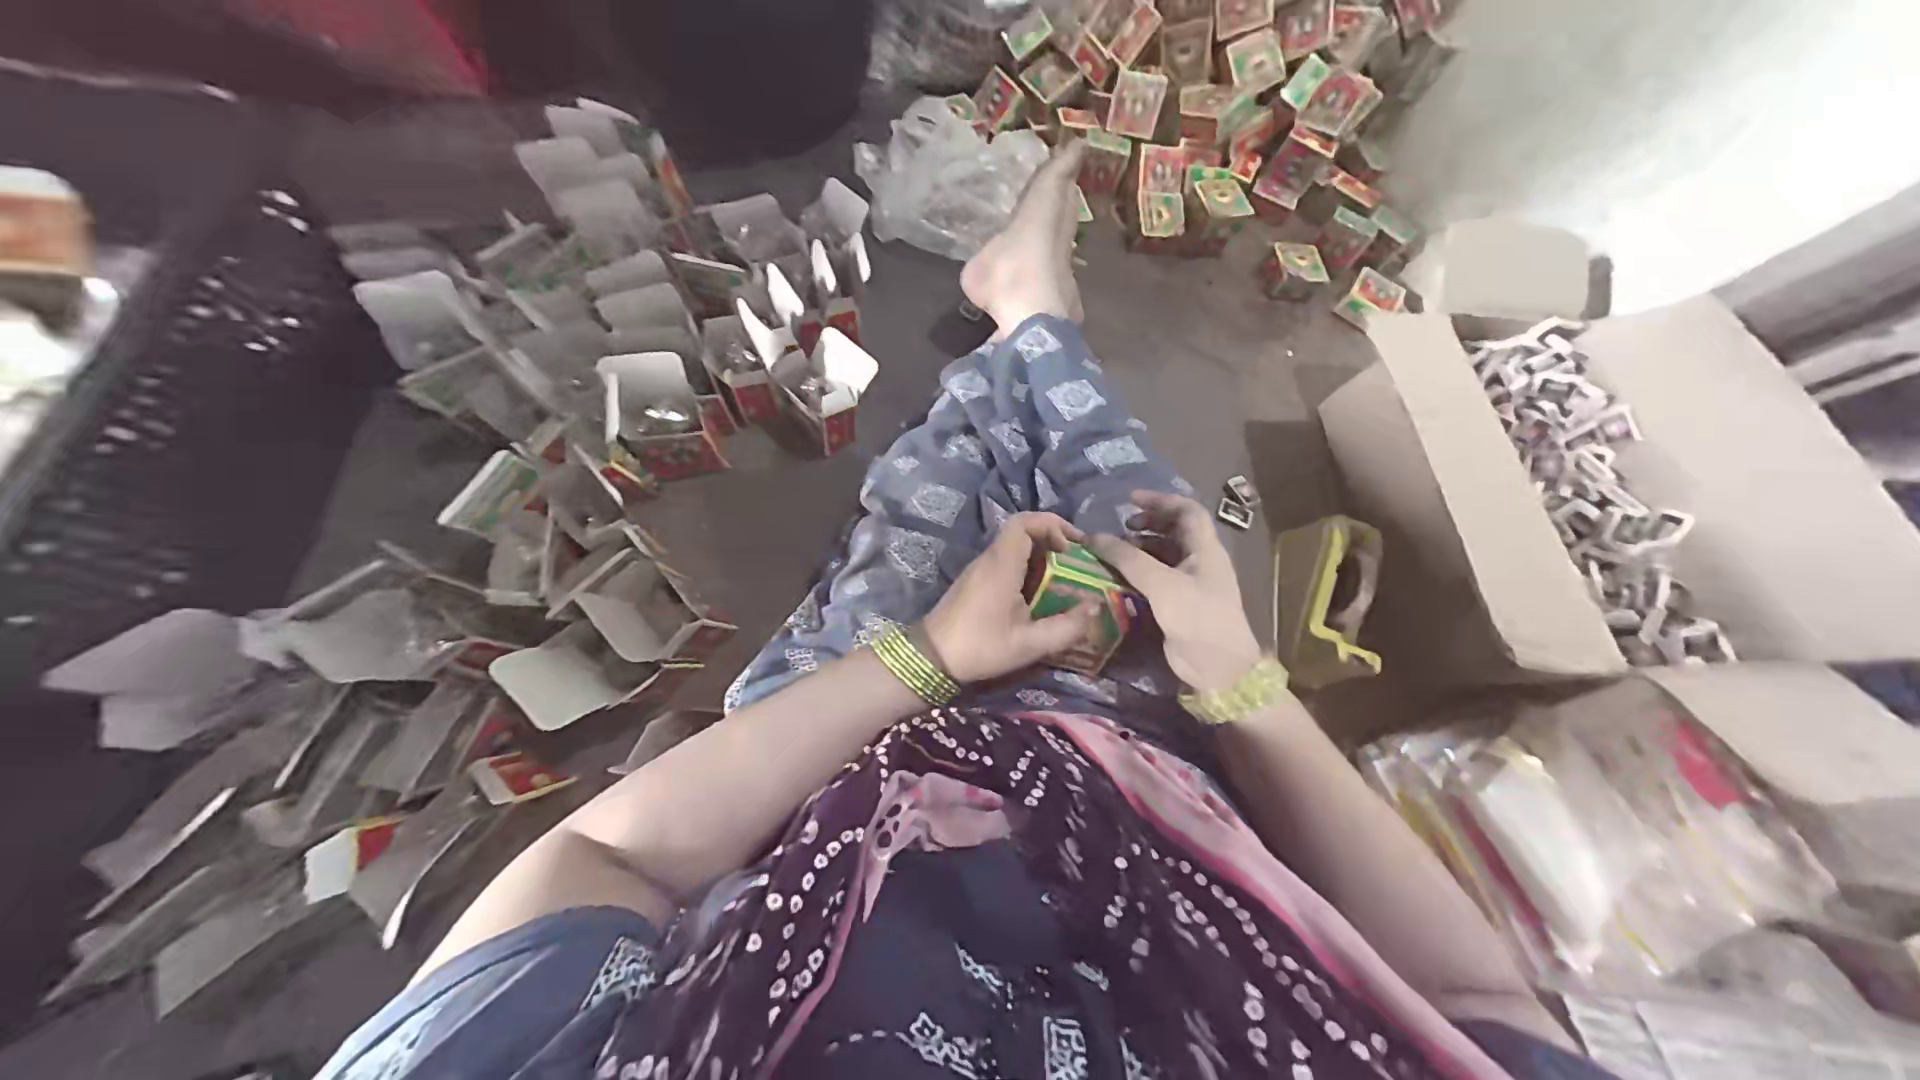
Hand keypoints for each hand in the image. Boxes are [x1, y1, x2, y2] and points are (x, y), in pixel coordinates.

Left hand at [923, 512, 1101, 682]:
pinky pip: (1005, 561)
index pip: (1024, 522)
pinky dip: (1026, 568)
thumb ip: (1066, 627)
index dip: (1052, 524)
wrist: (932, 657)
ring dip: (1040, 555)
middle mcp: (989, 560)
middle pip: (1021, 531)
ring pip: (1013, 547)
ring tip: (1064, 578)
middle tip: (1076, 560)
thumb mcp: (1030, 644)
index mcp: (1002, 565)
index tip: (1073, 546)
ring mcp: (979, 570)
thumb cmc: (980, 647)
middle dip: (1052, 539)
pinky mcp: (975, 582)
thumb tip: (1096, 607)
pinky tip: (1039, 594)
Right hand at [1086, 490, 1262, 692]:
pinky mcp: (1179, 604)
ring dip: (1140, 548)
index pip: (1187, 510)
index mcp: (1205, 549)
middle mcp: (1200, 561)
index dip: (1160, 500)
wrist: (1219, 670)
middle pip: (1175, 530)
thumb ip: (1127, 559)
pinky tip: (1119, 577)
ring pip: (1164, 554)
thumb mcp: (1161, 584)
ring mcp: (1190, 584)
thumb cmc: (1197, 618)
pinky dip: (1138, 571)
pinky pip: (1157, 577)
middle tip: (1121, 527)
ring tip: (1115, 551)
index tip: (1129, 500)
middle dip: (1148, 523)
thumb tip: (1093, 537)